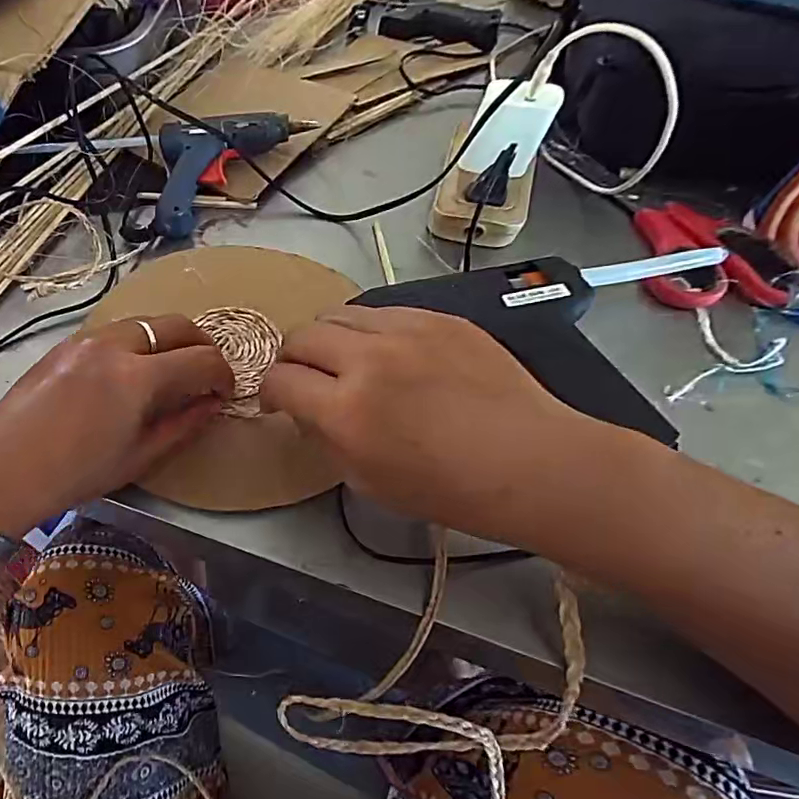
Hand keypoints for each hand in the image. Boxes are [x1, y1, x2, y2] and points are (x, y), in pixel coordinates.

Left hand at [0, 315, 233, 535]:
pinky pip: (112, 332)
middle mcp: (113, 345)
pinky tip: (130, 372)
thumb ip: (183, 425)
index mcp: (136, 377)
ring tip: (170, 371)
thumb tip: (213, 404)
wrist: (4, 471)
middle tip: (206, 373)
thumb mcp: (138, 457)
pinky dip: (134, 343)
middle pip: (175, 325)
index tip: (225, 391)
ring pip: (142, 323)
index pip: (200, 360)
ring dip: (166, 340)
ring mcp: (84, 340)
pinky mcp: (63, 345)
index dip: (223, 375)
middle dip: (201, 345)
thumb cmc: (75, 474)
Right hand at [260, 305, 642, 547]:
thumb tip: (305, 410)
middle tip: (304, 380)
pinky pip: (382, 311)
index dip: (269, 392)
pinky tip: (388, 354)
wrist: (529, 461)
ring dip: (327, 338)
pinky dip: (369, 330)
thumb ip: (323, 437)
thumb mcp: (364, 480)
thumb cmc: (444, 487)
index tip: (277, 404)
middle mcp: (368, 359)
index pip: (279, 379)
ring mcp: (407, 331)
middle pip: (301, 336)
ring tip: (343, 361)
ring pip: (337, 313)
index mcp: (345, 409)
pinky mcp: (439, 318)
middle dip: (291, 360)